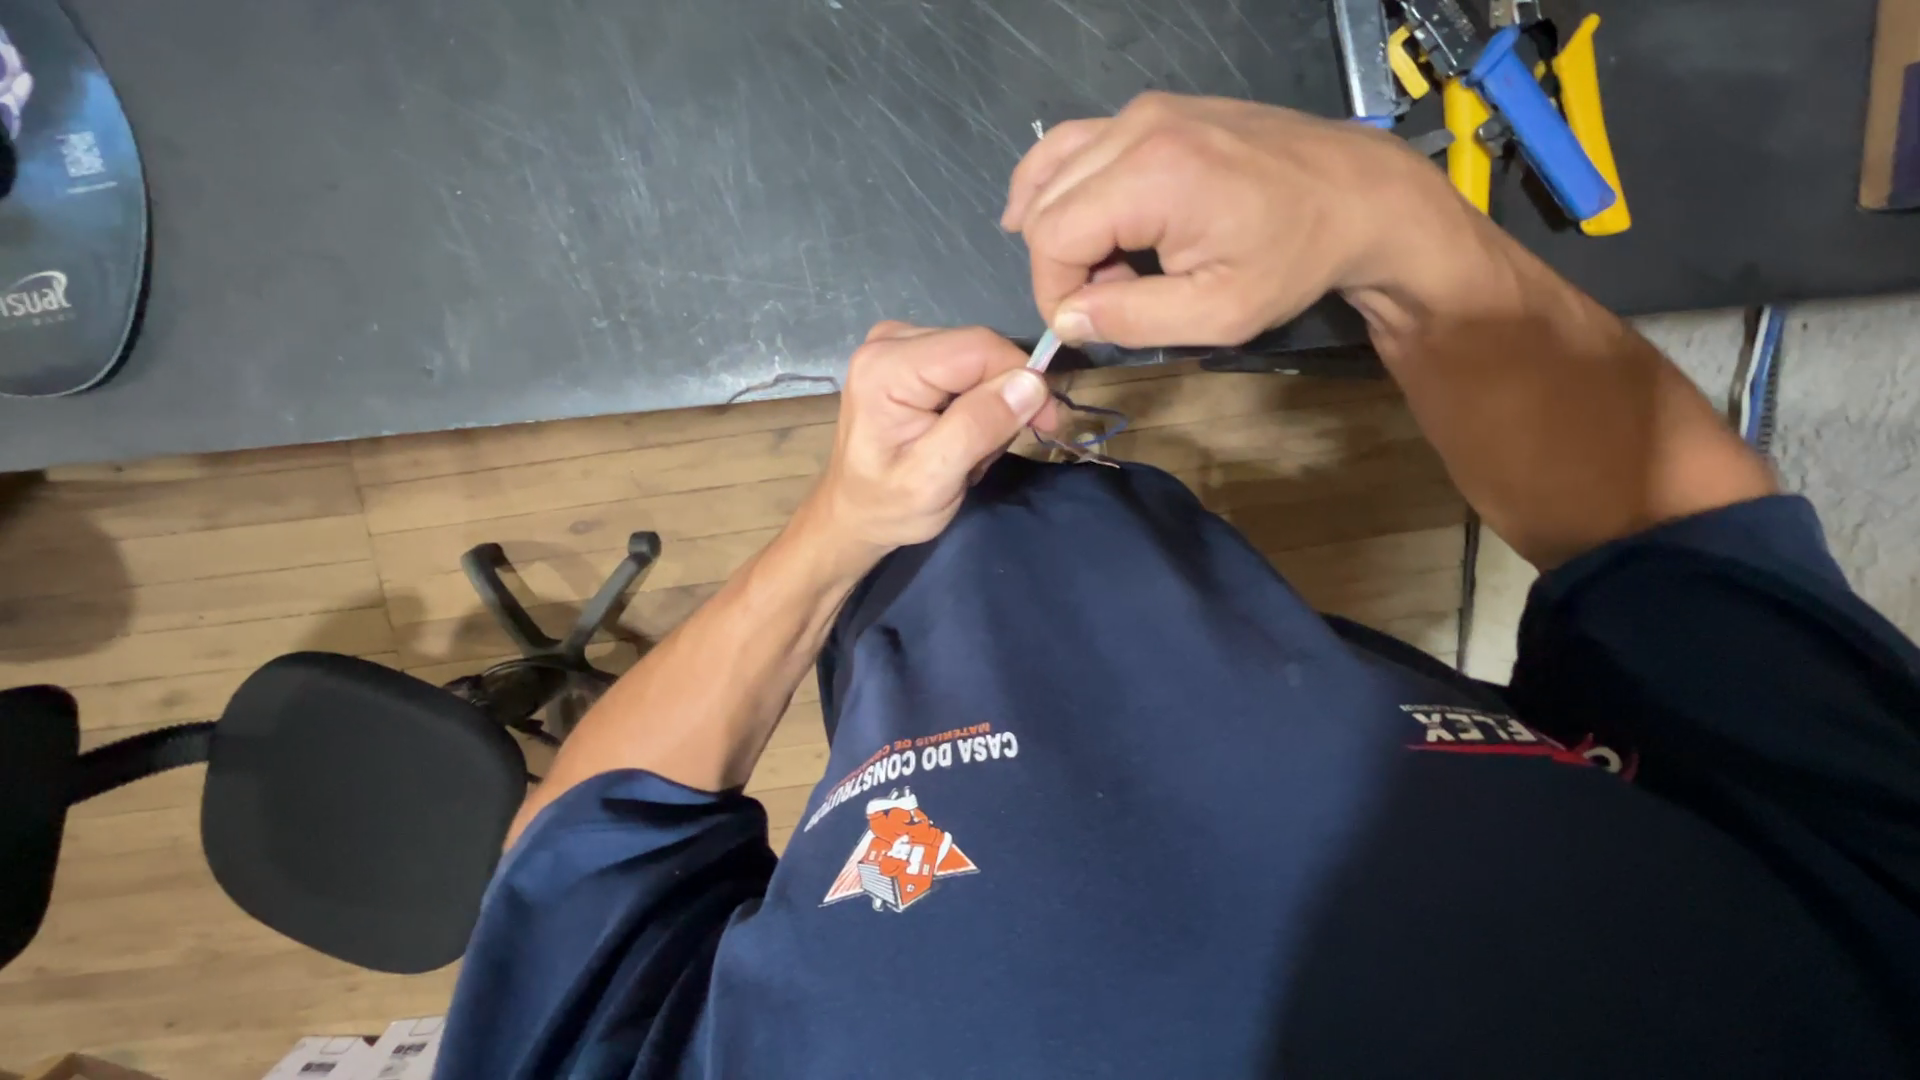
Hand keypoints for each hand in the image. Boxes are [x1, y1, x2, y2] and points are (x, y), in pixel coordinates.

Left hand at [795, 322, 1057, 564]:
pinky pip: (966, 366)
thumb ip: (978, 427)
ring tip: (970, 450)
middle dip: (1003, 398)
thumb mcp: (935, 479)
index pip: (980, 347)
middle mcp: (889, 341)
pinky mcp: (908, 355)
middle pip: (980, 350)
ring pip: (978, 359)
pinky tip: (958, 433)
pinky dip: (976, 402)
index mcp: (888, 366)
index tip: (1045, 423)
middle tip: (992, 451)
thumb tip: (1031, 381)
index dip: (1023, 379)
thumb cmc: (888, 506)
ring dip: (990, 405)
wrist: (852, 513)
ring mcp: (897, 344)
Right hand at [1001, 93, 1486, 347]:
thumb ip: (1131, 319)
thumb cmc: (1293, 260)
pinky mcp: (1153, 111)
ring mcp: (1144, 111)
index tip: (1090, 324)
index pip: (1052, 238)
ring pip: (1051, 173)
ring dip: (1059, 229)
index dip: (1054, 292)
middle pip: (1046, 206)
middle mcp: (1137, 129)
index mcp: (1153, 176)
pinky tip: (1046, 211)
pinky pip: (1074, 145)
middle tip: (1115, 296)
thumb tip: (1065, 319)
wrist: (1358, 195)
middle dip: (1061, 265)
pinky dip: (1056, 185)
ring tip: (1102, 264)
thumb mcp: (1216, 314)